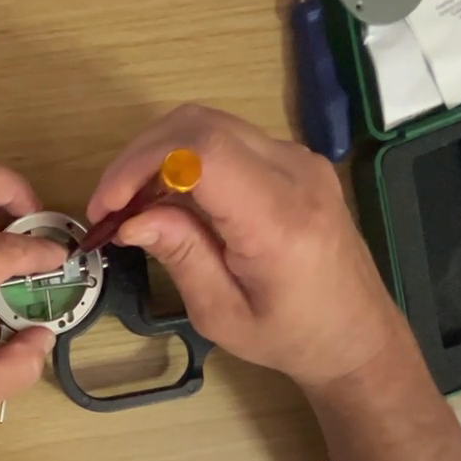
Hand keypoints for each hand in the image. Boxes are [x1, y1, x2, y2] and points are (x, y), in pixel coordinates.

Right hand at [89, 105, 410, 389]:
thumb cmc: (289, 335)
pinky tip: (162, 201)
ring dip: (156, 157)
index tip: (106, 207)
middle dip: (137, 158)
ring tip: (128, 206)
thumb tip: (132, 220)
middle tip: (106, 207)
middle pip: (199, 125)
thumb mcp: (221, 314)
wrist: (354, 331)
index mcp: (277, 220)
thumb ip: (181, 257)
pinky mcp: (293, 162)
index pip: (202, 153)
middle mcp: (294, 173)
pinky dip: (181, 160)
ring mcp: (297, 160)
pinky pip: (226, 141)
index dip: (141, 166)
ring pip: (209, 125)